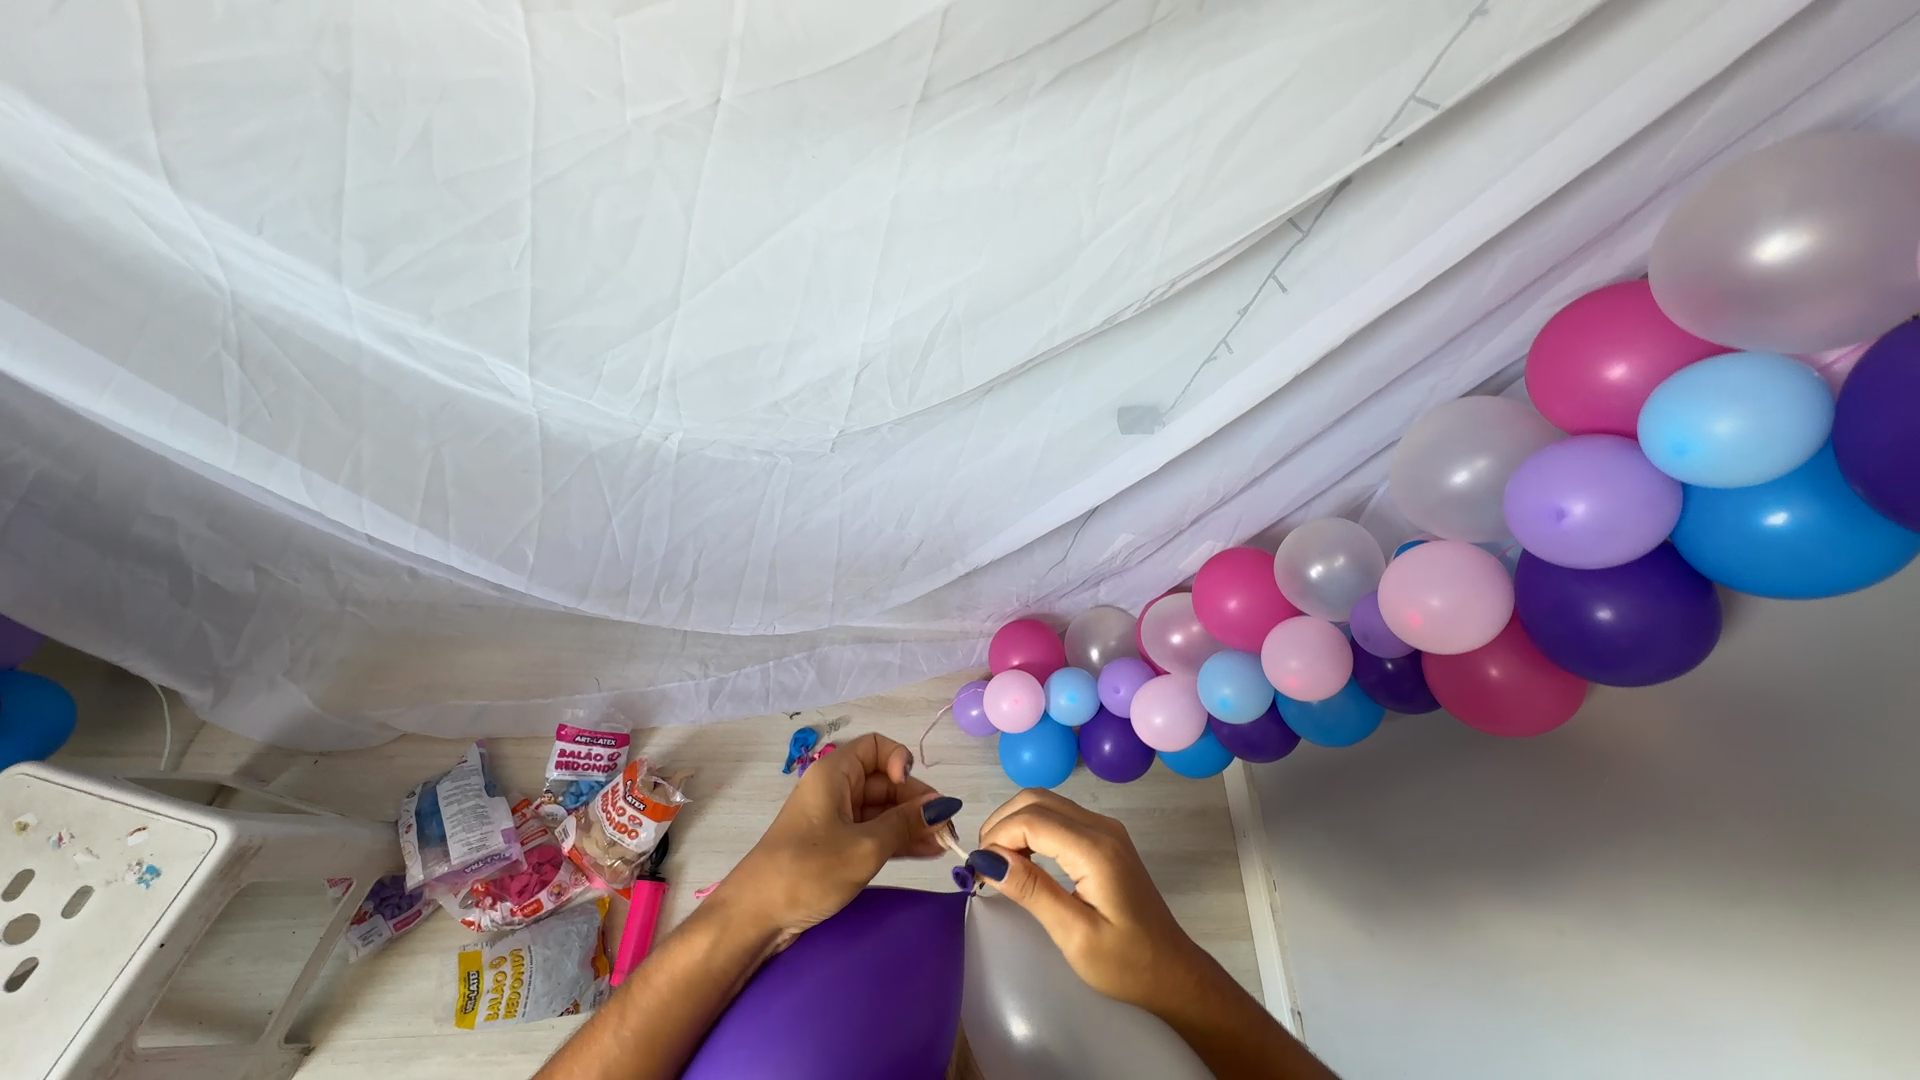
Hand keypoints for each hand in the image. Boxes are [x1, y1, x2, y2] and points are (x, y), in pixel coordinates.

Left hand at [709, 733, 960, 948]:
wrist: (756, 917)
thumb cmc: (808, 870)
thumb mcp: (865, 847)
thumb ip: (906, 823)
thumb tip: (943, 805)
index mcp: (834, 773)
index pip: (877, 746)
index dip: (900, 760)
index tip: (910, 789)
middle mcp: (836, 789)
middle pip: (885, 781)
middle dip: (917, 800)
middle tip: (948, 828)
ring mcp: (836, 819)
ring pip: (883, 809)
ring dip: (913, 823)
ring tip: (945, 844)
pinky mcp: (837, 846)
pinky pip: (875, 832)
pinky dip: (899, 840)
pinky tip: (927, 852)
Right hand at [966, 788, 1211, 1014]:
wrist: (1172, 972)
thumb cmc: (1126, 963)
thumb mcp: (1075, 935)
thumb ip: (1032, 891)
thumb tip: (989, 859)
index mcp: (1095, 850)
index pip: (1031, 820)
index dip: (997, 837)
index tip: (975, 869)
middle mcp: (1101, 827)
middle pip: (1035, 800)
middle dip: (1001, 824)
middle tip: (982, 864)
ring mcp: (1105, 829)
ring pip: (1045, 803)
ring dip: (1014, 823)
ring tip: (997, 863)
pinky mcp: (1104, 838)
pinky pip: (1058, 816)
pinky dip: (1031, 828)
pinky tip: (1022, 859)